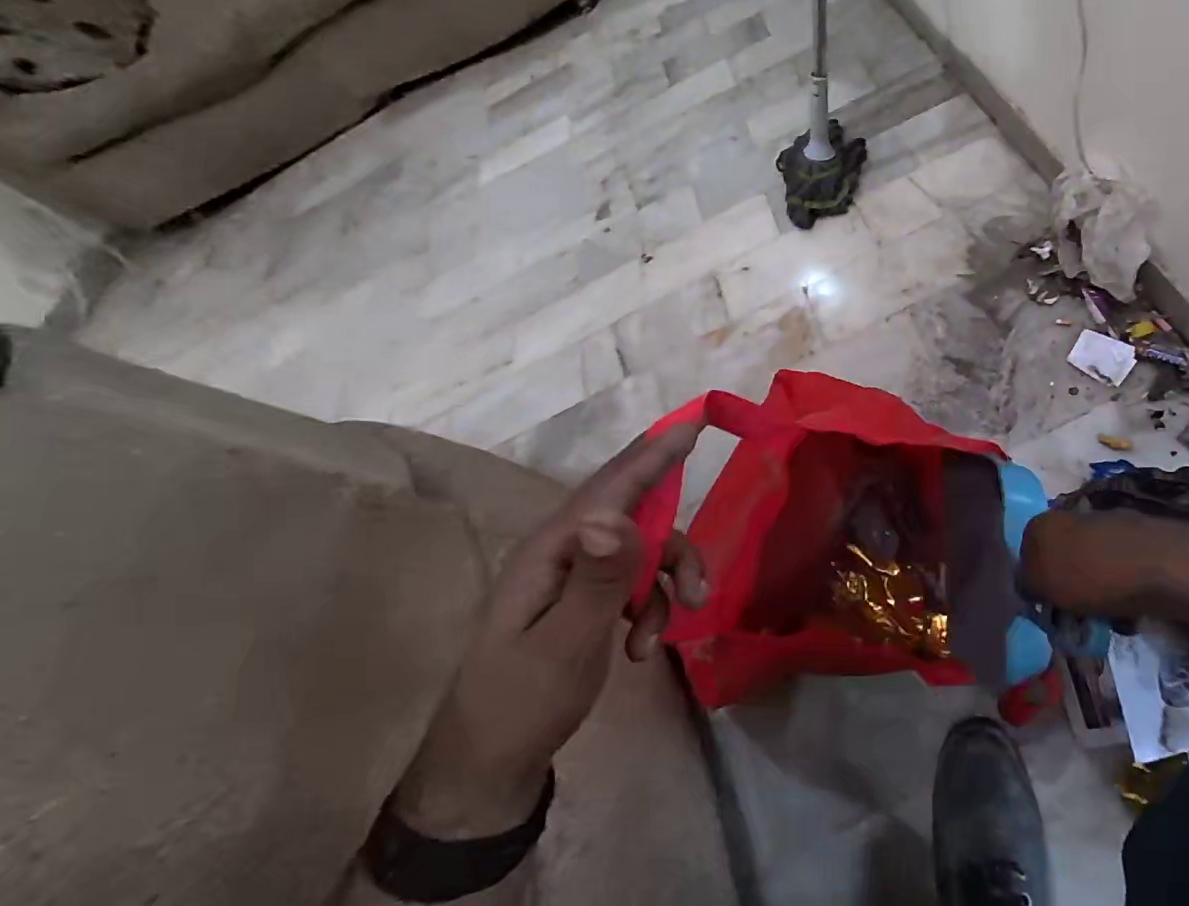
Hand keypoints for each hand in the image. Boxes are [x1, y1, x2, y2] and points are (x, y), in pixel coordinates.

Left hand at [390, 421, 707, 837]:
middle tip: (698, 582)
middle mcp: (563, 550)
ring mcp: (575, 573)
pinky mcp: (586, 596)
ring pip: (644, 551)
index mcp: (551, 549)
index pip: (612, 487)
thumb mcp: (565, 644)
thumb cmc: (521, 703)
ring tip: (674, 631)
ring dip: (668, 583)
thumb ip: (598, 579)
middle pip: (636, 515)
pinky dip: (653, 606)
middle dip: (674, 545)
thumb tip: (618, 517)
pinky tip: (644, 646)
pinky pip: (636, 581)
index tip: (694, 422)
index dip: (655, 454)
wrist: (489, 765)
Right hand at [1020, 509, 1188, 618]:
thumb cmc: (1094, 574)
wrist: (1165, 567)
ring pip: (1087, 570)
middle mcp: (1072, 516)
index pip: (1024, 555)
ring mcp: (1108, 527)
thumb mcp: (1041, 582)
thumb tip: (1024, 583)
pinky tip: (1126, 615)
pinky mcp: (1137, 542)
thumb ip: (1023, 583)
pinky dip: (1117, 595)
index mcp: (1044, 521)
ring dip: (1090, 597)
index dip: (1031, 585)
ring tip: (1101, 624)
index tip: (1042, 611)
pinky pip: (1115, 575)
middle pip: (1057, 563)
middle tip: (1071, 623)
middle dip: (1063, 593)